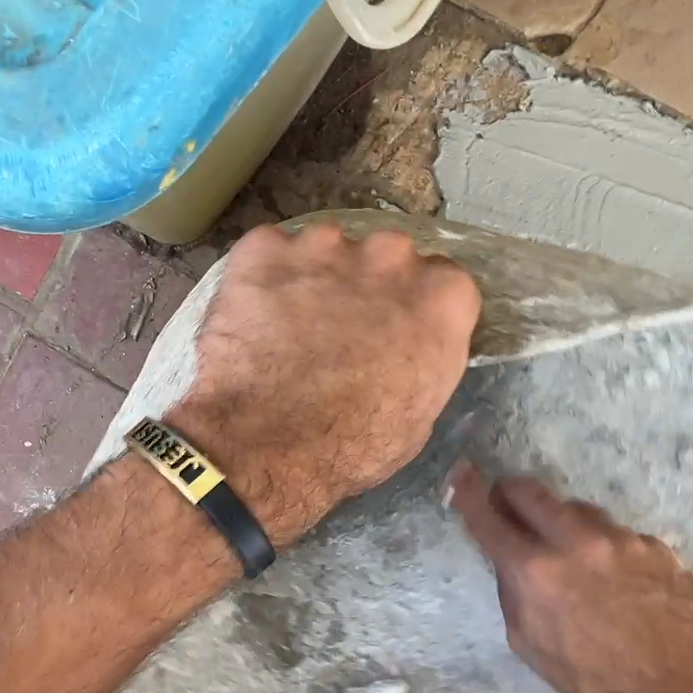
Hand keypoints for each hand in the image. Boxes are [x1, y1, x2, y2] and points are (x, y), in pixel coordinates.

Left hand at [167, 223, 479, 544]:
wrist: (268, 443)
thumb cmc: (352, 446)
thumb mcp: (418, 414)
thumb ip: (422, 362)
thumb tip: (406, 353)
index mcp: (442, 296)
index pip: (439, 281)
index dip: (410, 308)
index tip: (390, 331)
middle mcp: (390, 257)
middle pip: (384, 256)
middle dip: (363, 285)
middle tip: (335, 329)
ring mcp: (324, 247)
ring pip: (323, 247)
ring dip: (311, 276)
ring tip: (286, 324)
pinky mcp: (264, 251)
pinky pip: (265, 251)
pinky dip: (258, 275)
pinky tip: (250, 312)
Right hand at [448, 465, 692, 692]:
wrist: (677, 692)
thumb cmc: (589, 676)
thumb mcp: (526, 640)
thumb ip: (513, 591)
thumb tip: (509, 562)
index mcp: (534, 571)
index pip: (488, 518)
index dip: (468, 491)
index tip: (461, 472)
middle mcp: (576, 543)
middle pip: (531, 492)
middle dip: (511, 492)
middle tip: (508, 500)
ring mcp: (622, 541)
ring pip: (578, 509)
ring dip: (562, 521)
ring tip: (570, 548)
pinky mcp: (658, 548)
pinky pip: (619, 534)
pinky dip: (606, 547)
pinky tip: (616, 576)